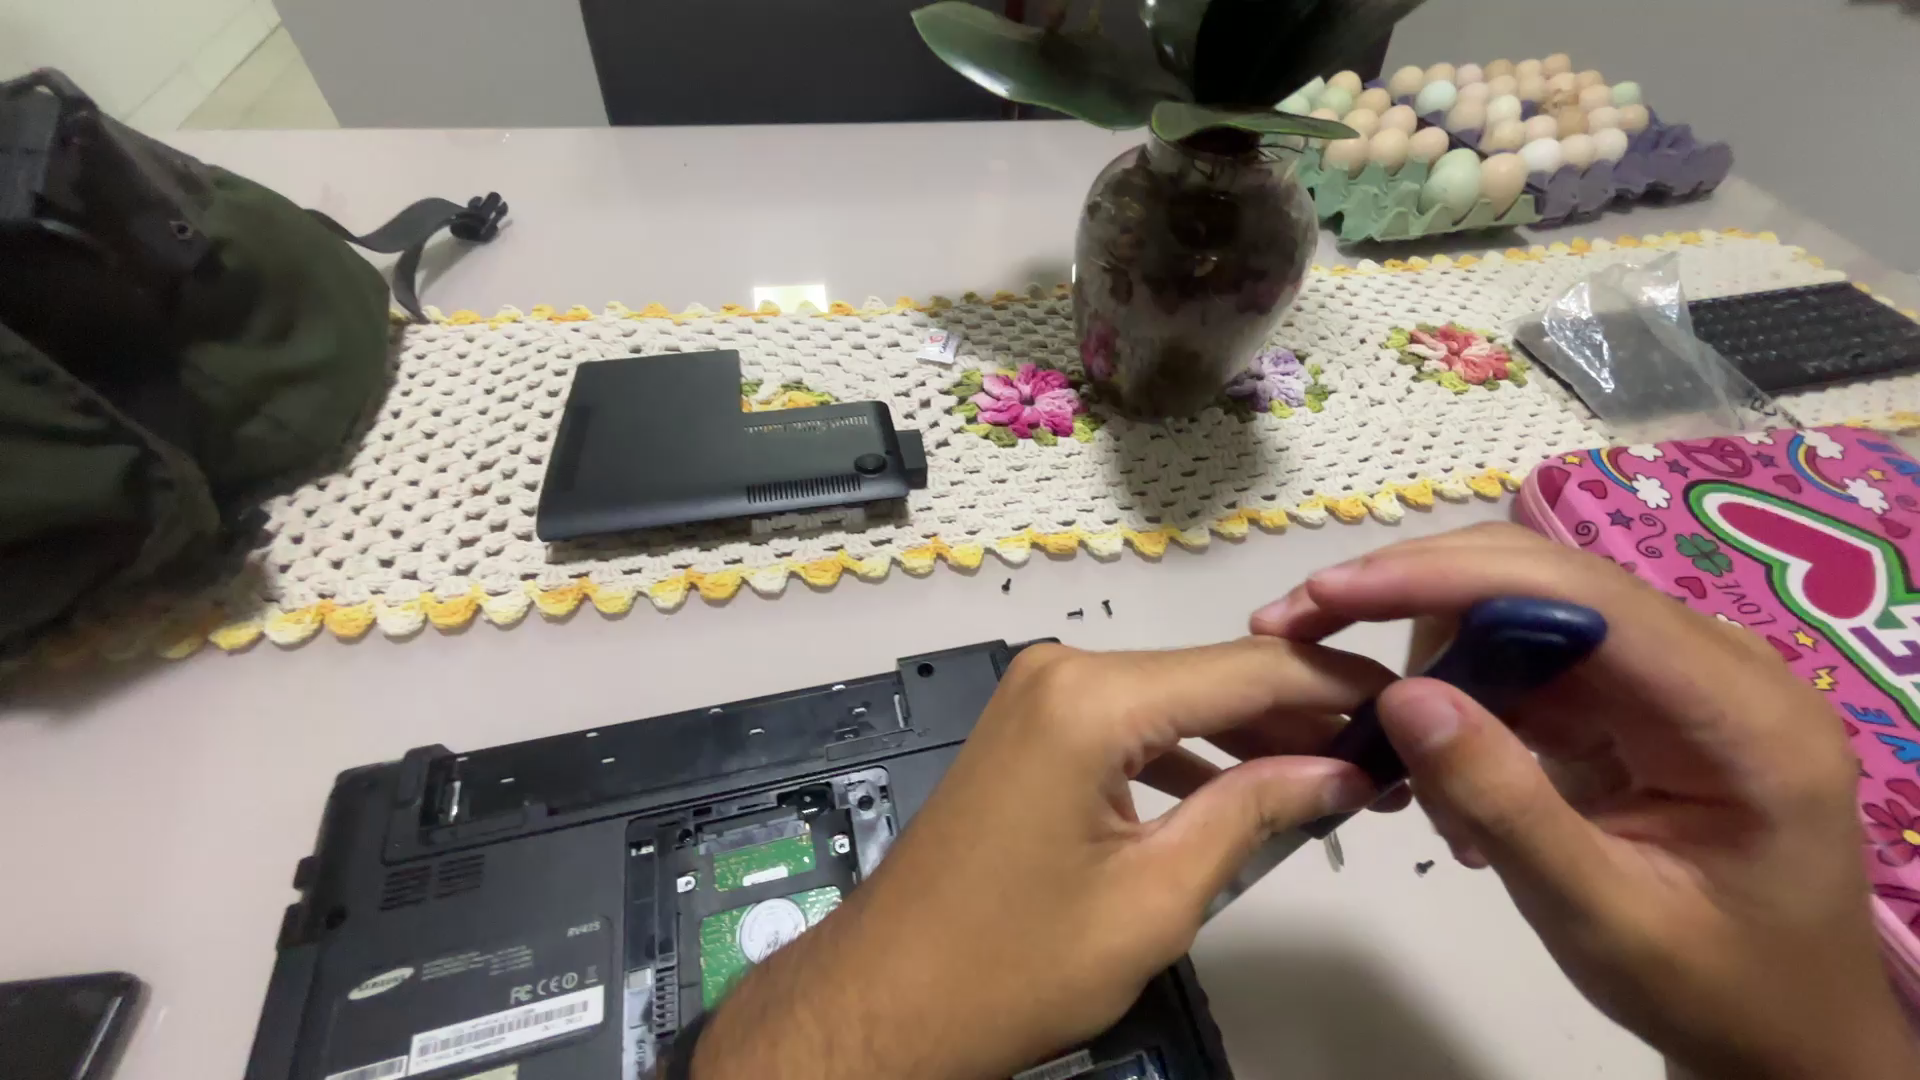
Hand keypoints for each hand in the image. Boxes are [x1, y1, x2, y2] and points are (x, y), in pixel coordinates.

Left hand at [692, 638, 1396, 1079]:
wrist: (891, 991)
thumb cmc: (1017, 960)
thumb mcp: (1156, 896)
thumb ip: (1252, 813)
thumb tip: (1341, 770)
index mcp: (1091, 698)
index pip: (1243, 669)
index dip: (1333, 684)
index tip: (1407, 707)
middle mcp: (1062, 670)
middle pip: (1206, 677)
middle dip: (1295, 712)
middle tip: (1383, 756)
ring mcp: (1039, 691)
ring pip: (1168, 698)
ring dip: (1242, 733)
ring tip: (1329, 776)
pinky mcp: (1031, 722)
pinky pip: (1125, 722)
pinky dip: (1182, 750)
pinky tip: (1239, 785)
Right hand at [1251, 523, 1919, 1079]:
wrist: (1773, 1020)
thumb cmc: (1707, 981)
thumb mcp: (1600, 916)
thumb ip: (1505, 805)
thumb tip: (1400, 694)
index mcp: (1734, 710)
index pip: (1573, 596)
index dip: (1442, 579)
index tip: (1329, 594)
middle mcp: (1698, 658)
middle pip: (1524, 570)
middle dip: (1400, 585)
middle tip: (1295, 621)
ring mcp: (1648, 665)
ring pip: (1495, 599)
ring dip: (1411, 644)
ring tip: (1373, 735)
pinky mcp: (1605, 684)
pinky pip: (1495, 647)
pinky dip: (1434, 681)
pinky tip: (1415, 743)